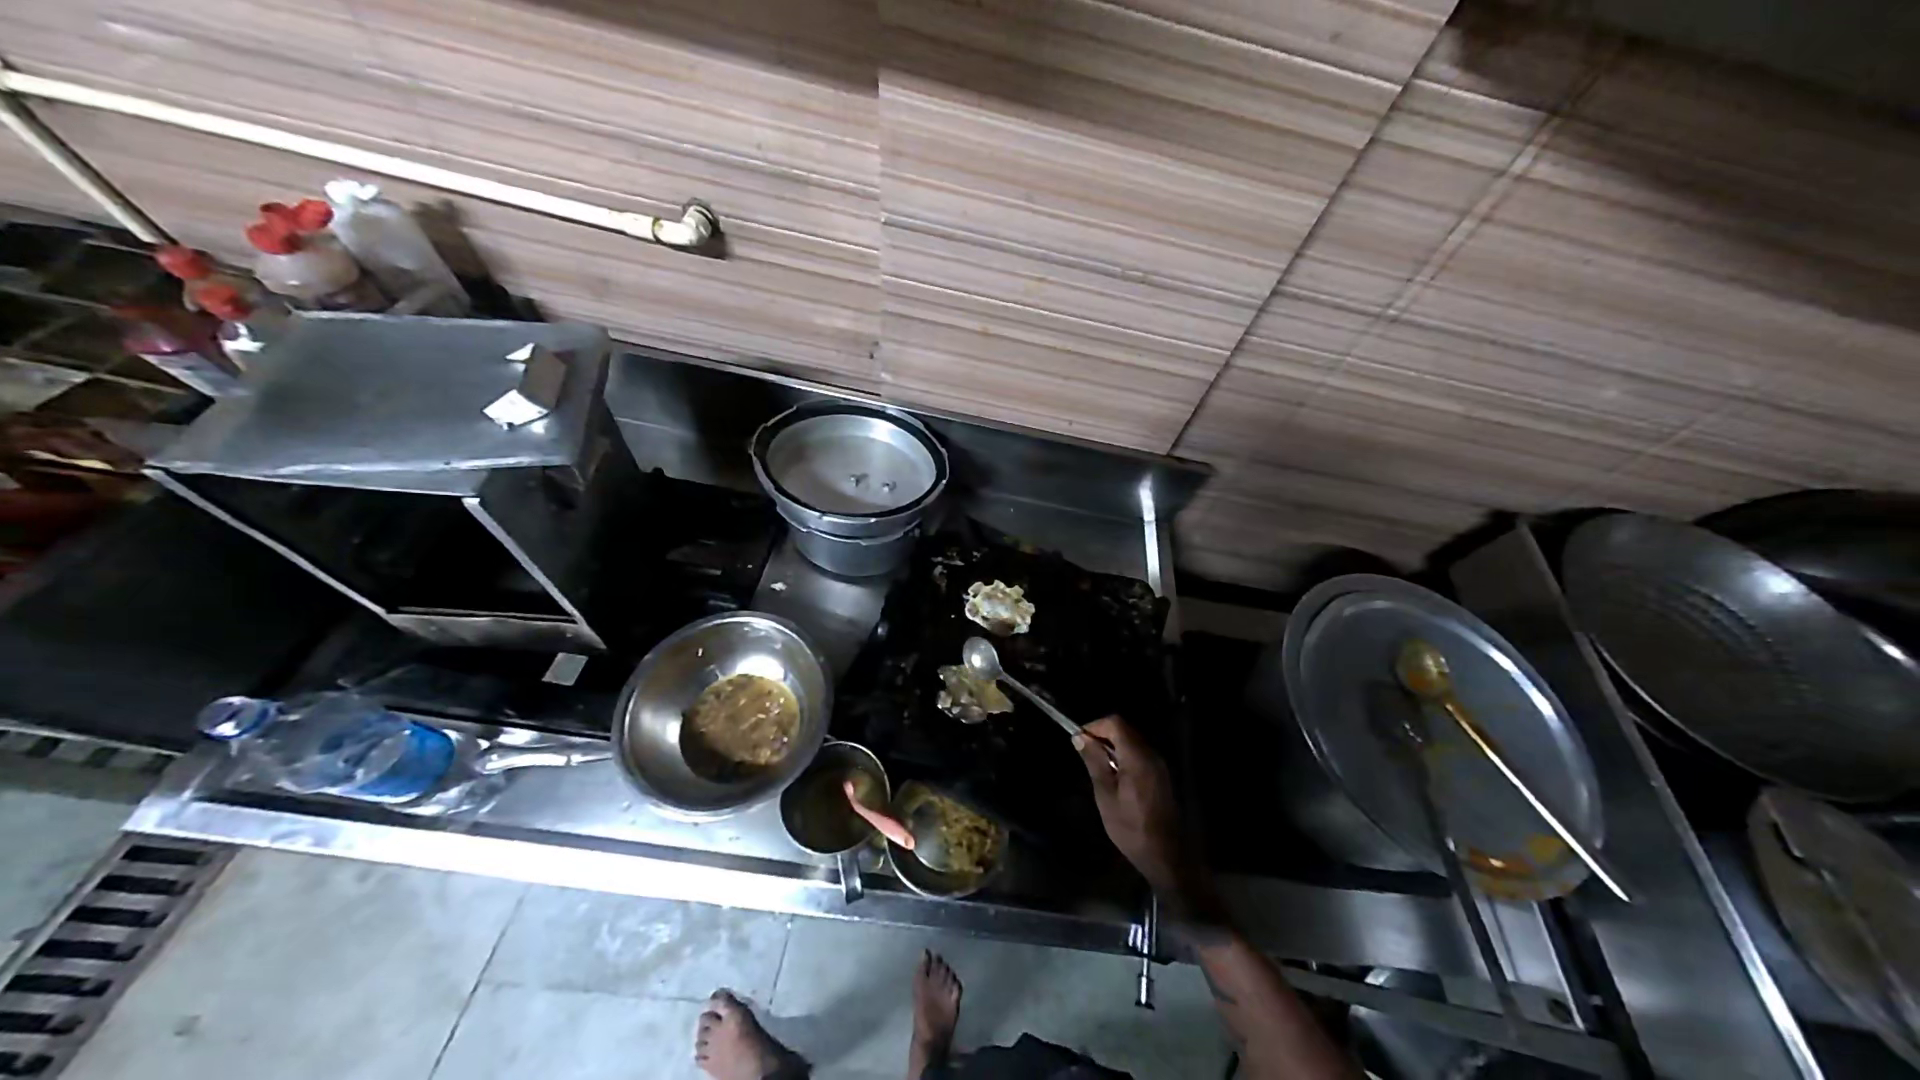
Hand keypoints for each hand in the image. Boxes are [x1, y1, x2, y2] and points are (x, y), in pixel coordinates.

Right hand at [1075, 716, 1199, 896]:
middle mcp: (1152, 755)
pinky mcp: (1161, 775)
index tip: (1080, 741)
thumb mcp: (1105, 795)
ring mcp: (1159, 765)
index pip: (1116, 723)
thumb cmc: (1130, 828)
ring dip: (1113, 747)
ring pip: (1132, 741)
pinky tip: (1115, 777)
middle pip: (1125, 730)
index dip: (1095, 726)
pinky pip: (1140, 754)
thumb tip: (1080, 737)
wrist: (1165, 855)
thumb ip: (1094, 762)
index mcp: (1138, 758)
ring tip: (1097, 767)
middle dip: (1103, 736)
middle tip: (1085, 755)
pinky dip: (1124, 756)